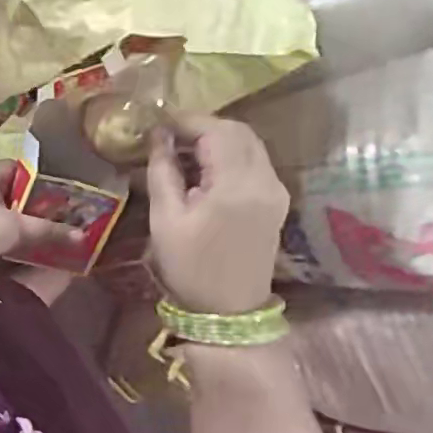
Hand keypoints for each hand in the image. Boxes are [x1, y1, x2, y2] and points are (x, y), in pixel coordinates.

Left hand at [0, 161, 83, 272]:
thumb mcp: (17, 229)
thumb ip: (48, 230)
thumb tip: (81, 235)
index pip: (13, 166)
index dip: (35, 174)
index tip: (55, 187)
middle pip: (8, 189)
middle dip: (30, 200)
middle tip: (55, 210)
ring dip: (18, 218)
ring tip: (43, 227)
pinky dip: (5, 230)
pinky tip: (21, 242)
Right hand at [146, 114, 289, 314]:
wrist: (228, 311)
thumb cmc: (189, 267)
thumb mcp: (165, 219)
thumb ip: (162, 172)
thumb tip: (158, 137)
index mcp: (236, 185)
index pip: (216, 130)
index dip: (185, 121)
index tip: (155, 123)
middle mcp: (265, 180)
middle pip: (238, 131)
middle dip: (202, 126)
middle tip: (166, 135)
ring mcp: (276, 190)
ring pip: (249, 144)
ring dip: (216, 138)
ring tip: (180, 150)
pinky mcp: (276, 201)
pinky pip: (254, 161)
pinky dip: (228, 154)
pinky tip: (203, 169)